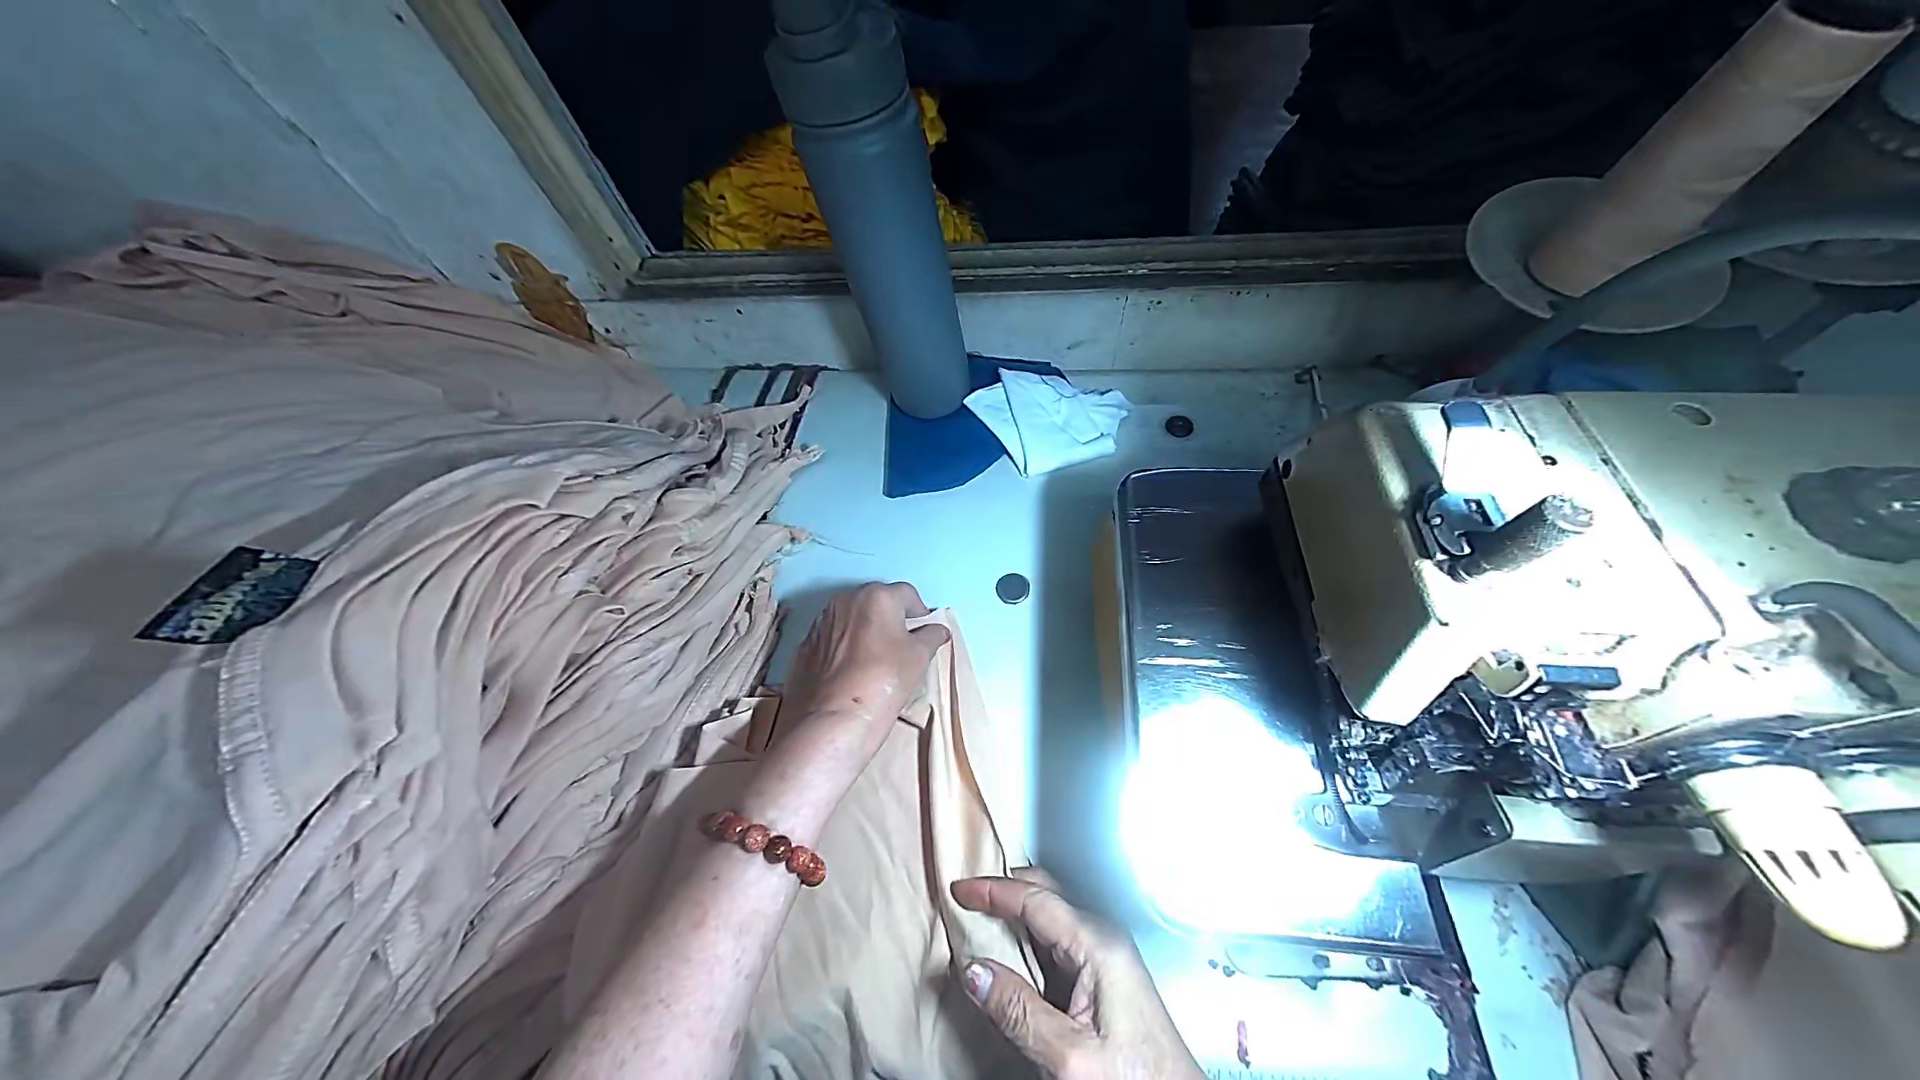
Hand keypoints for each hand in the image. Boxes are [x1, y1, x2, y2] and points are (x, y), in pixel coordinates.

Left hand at [745, 584, 949, 835]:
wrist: (832, 720)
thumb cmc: (884, 681)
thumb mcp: (919, 658)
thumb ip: (931, 636)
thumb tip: (938, 629)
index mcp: (876, 597)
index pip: (907, 594)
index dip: (920, 611)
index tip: (925, 632)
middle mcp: (844, 601)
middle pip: (876, 603)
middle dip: (891, 619)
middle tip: (903, 647)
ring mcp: (820, 623)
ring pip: (852, 620)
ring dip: (866, 632)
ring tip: (875, 662)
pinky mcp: (804, 647)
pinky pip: (832, 639)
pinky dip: (844, 648)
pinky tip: (851, 673)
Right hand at [952, 871, 1204, 1079]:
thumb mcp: (1069, 1056)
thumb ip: (1019, 1011)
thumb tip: (973, 969)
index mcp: (1099, 946)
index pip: (1035, 899)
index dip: (992, 889)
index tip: (959, 888)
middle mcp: (1104, 939)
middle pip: (1045, 894)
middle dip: (1004, 889)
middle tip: (967, 897)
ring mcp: (1105, 955)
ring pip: (1050, 915)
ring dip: (1014, 912)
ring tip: (979, 918)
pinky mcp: (1104, 975)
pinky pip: (1057, 940)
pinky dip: (1027, 935)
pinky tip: (1007, 950)